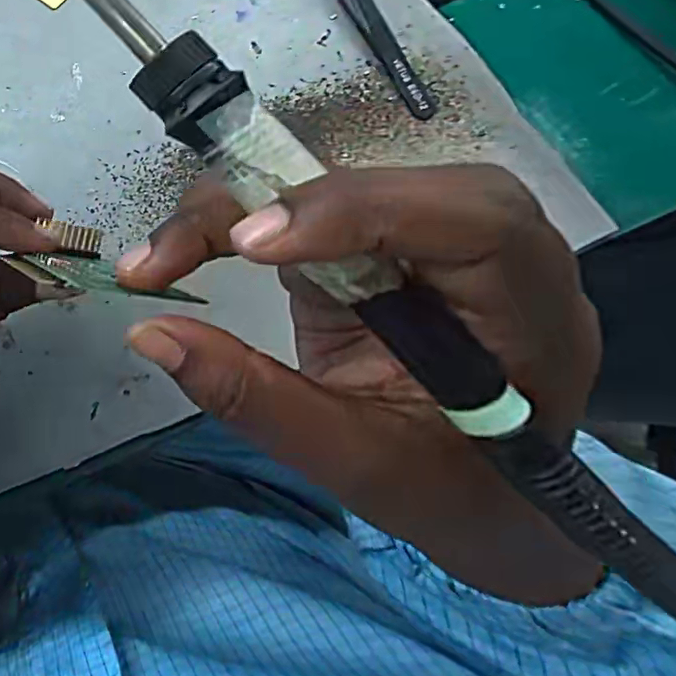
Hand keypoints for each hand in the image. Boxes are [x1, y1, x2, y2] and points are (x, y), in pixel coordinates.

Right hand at [115, 165, 604, 604]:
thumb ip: (256, 398)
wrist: (487, 495)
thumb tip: (147, 333)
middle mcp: (474, 239)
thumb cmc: (450, 489)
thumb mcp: (356, 462)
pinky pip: (285, 206)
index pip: (464, 217)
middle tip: (161, 260)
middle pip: (364, 180)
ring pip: (312, 180)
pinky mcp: (357, 236)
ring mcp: (408, 229)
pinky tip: (176, 254)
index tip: (249, 246)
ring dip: (222, 214)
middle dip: (252, 206)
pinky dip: (223, 226)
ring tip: (152, 264)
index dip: (354, 212)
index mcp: (527, 299)